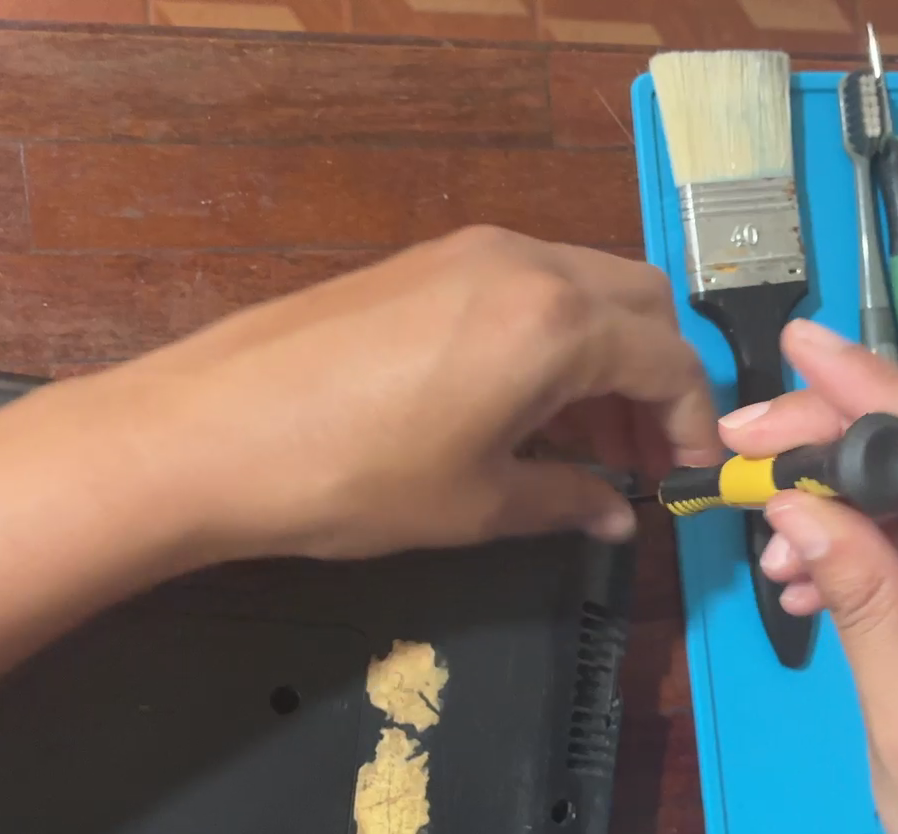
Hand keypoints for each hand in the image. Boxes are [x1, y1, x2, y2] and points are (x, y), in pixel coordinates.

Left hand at [69, 226, 721, 562]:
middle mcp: (529, 265)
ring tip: (597, 441)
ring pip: (589, 290)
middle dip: (662, 379)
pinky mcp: (432, 259)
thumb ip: (570, 501)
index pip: (670, 360)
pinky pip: (533, 290)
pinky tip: (536, 403)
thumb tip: (620, 519)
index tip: (691, 473)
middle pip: (642, 304)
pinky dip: (561, 342)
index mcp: (556, 325)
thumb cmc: (357, 480)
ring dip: (612, 360)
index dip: (696, 421)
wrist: (201, 434)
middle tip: (647, 453)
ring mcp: (475, 251)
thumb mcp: (481, 505)